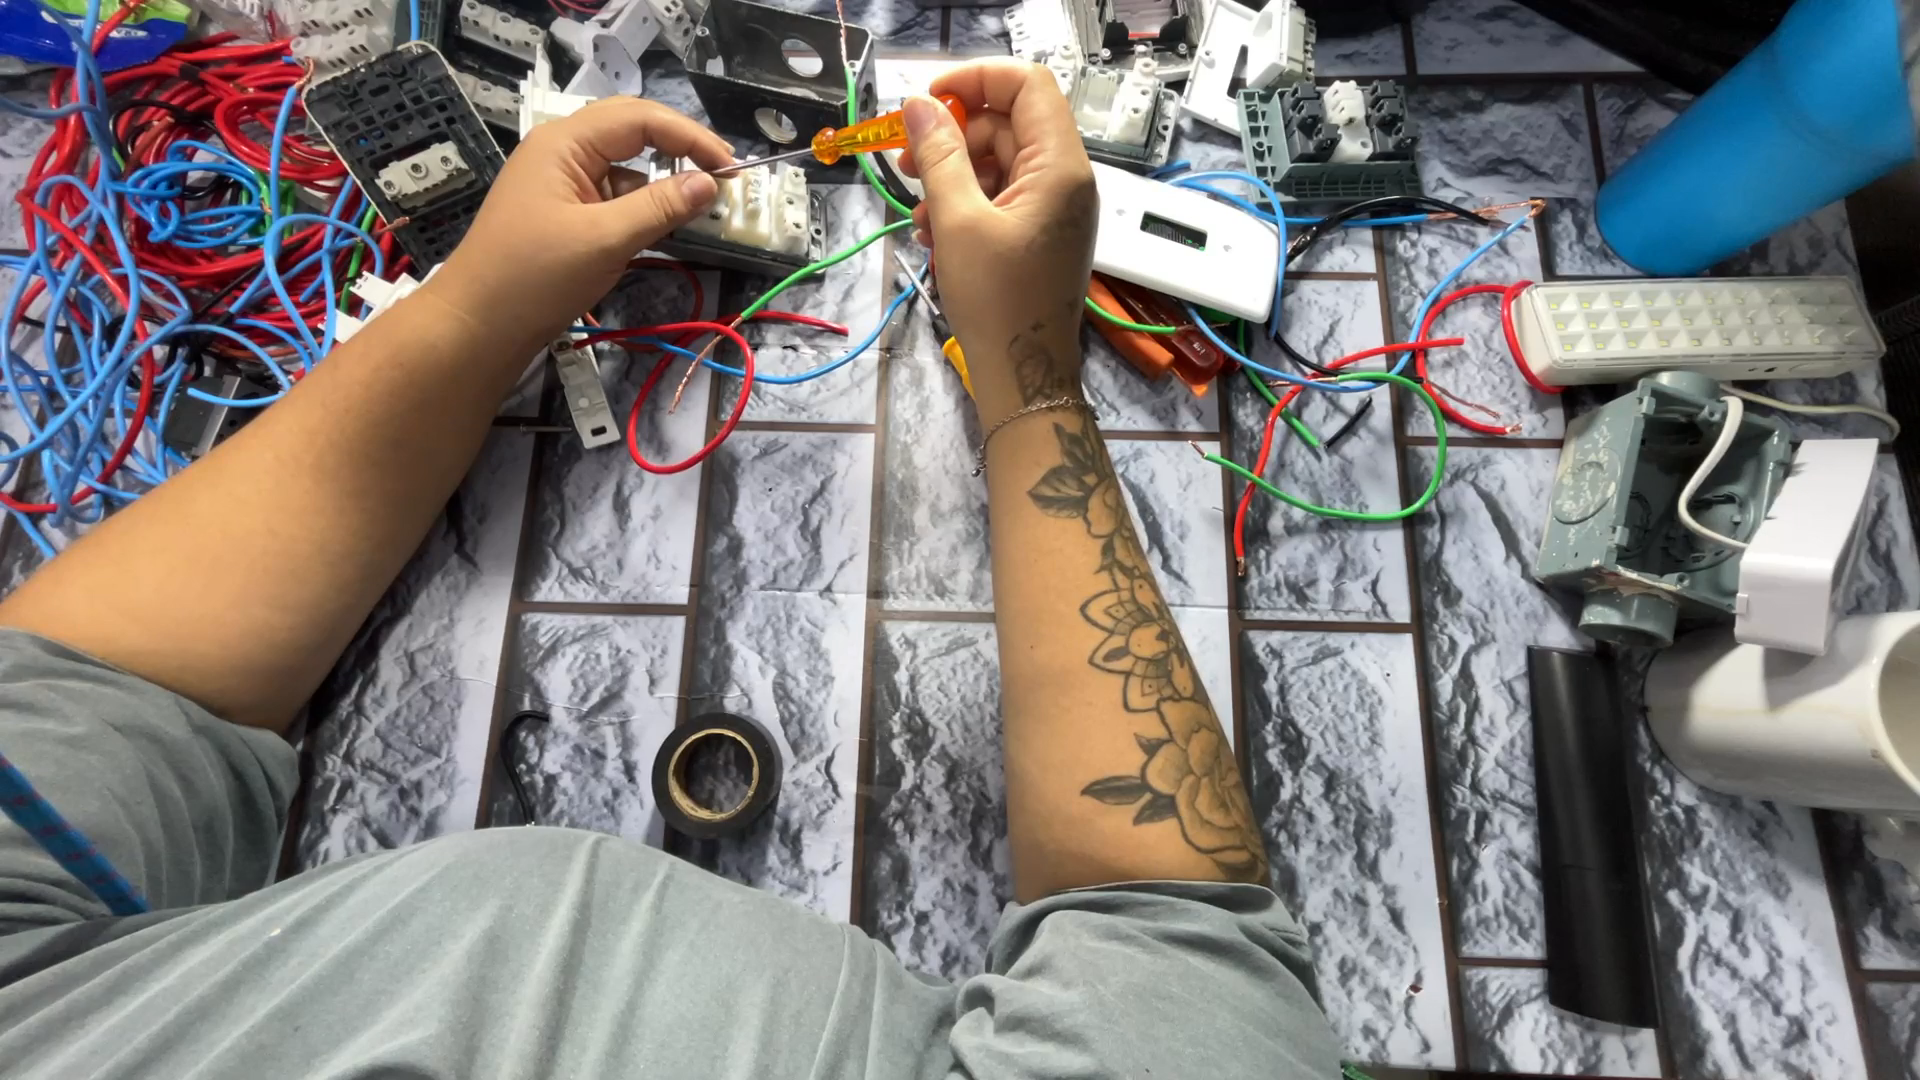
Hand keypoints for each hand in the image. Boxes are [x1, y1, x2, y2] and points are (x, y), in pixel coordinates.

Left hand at [424, 97, 732, 353]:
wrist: (484, 321)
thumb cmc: (537, 276)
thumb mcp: (605, 240)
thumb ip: (659, 208)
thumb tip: (709, 184)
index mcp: (565, 143)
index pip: (639, 118)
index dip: (689, 136)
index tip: (732, 167)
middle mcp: (566, 153)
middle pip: (634, 133)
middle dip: (681, 148)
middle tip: (726, 175)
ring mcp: (567, 184)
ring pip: (628, 168)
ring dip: (666, 181)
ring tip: (704, 204)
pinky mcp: (571, 213)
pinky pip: (618, 198)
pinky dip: (647, 207)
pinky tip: (668, 226)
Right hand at [900, 60, 1096, 420]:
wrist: (1023, 377)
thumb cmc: (996, 303)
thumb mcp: (958, 223)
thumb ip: (939, 156)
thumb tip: (919, 106)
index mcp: (1060, 168)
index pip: (1026, 85)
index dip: (975, 81)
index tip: (928, 102)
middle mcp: (1066, 183)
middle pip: (1007, 128)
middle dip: (954, 140)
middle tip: (907, 165)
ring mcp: (1054, 214)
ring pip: (999, 169)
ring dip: (953, 182)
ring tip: (919, 217)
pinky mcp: (1040, 240)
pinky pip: (1002, 204)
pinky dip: (967, 211)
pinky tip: (935, 237)